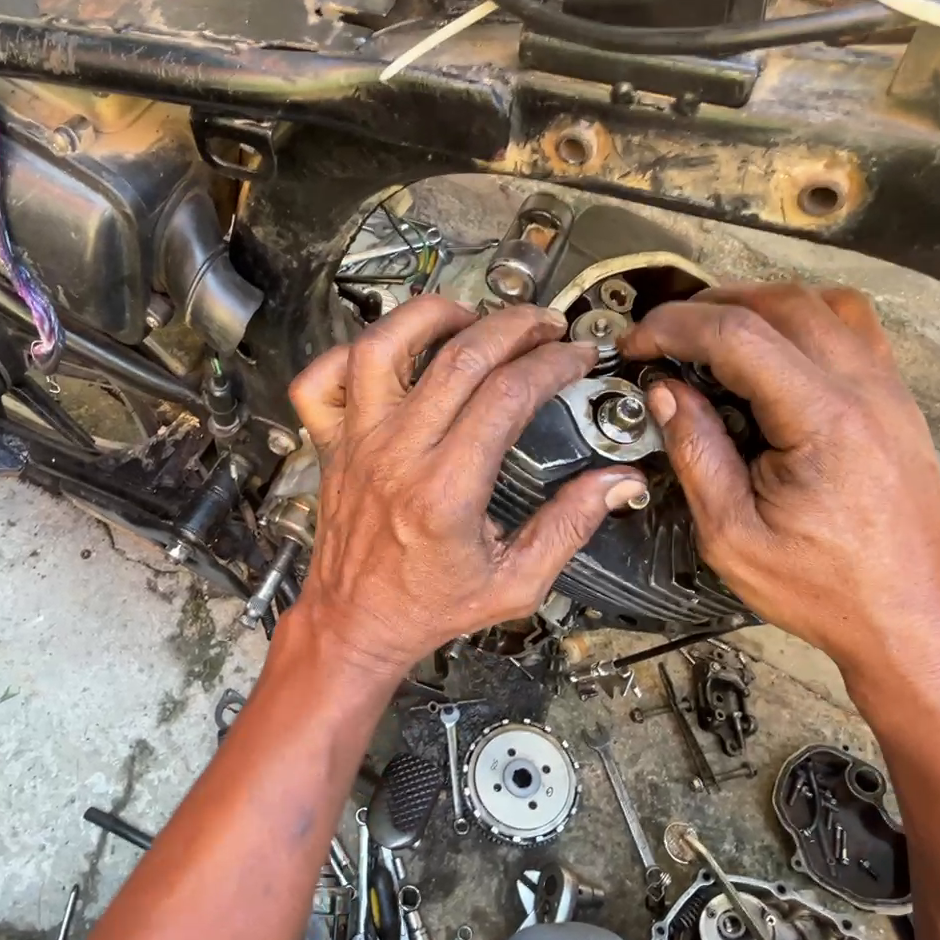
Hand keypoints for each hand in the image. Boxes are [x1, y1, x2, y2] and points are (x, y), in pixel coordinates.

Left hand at [287, 297, 645, 673]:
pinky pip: (322, 380)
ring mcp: (358, 444)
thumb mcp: (514, 584)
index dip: (551, 364)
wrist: (355, 623)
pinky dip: (350, 352)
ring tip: (470, 316)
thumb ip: (568, 527)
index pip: (507, 395)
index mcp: (446, 492)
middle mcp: (397, 457)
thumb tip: (617, 483)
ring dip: (431, 316)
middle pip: (459, 359)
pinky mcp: (332, 445)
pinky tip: (392, 354)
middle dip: (513, 327)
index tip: (574, 358)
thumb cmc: (425, 608)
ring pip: (382, 348)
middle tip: (543, 326)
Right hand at [620, 284, 939, 683]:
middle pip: (781, 303)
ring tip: (709, 334)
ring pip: (822, 303)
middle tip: (661, 335)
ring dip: (758, 304)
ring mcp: (888, 391)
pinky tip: (769, 354)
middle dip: (708, 306)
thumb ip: (696, 453)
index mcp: (824, 420)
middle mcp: (865, 390)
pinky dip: (801, 320)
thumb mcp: (732, 535)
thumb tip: (666, 392)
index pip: (738, 335)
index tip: (635, 344)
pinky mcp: (894, 403)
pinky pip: (851, 329)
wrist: (914, 619)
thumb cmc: (827, 589)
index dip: (673, 327)